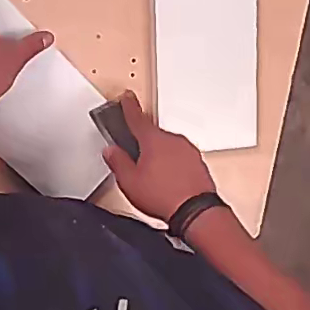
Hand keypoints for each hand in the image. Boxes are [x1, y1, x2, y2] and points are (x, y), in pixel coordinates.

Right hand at [100, 92, 217, 222]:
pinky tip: (168, 182)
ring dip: (159, 157)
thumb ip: (118, 162)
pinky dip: (173, 165)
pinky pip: (180, 158)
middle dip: (143, 145)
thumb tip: (111, 151)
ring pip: (167, 147)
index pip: (137, 117)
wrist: (195, 212)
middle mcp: (173, 140)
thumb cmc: (165, 196)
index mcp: (153, 140)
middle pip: (152, 134)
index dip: (129, 106)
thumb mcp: (129, 181)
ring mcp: (188, 150)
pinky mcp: (198, 162)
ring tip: (153, 179)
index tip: (127, 97)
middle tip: (135, 162)